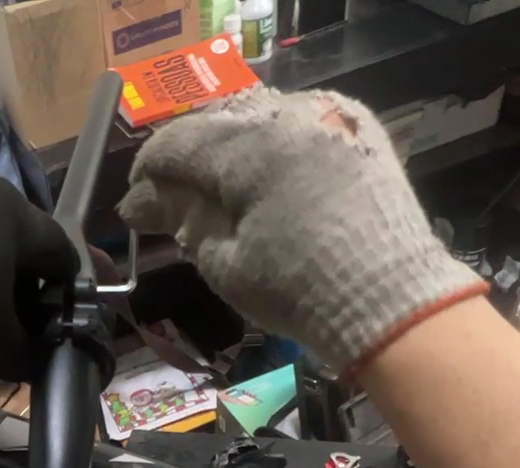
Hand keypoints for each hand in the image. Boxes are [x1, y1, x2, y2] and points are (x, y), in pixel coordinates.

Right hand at [118, 89, 484, 380]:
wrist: (387, 302)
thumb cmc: (295, 291)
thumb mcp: (224, 262)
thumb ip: (181, 219)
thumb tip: (140, 203)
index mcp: (250, 146)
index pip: (178, 145)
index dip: (147, 174)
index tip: (132, 207)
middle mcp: (288, 114)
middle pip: (214, 125)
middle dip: (183, 164)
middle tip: (164, 202)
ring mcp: (327, 116)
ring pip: (254, 120)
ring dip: (223, 152)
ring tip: (209, 192)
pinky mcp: (354, 130)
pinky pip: (293, 125)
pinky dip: (264, 148)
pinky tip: (255, 179)